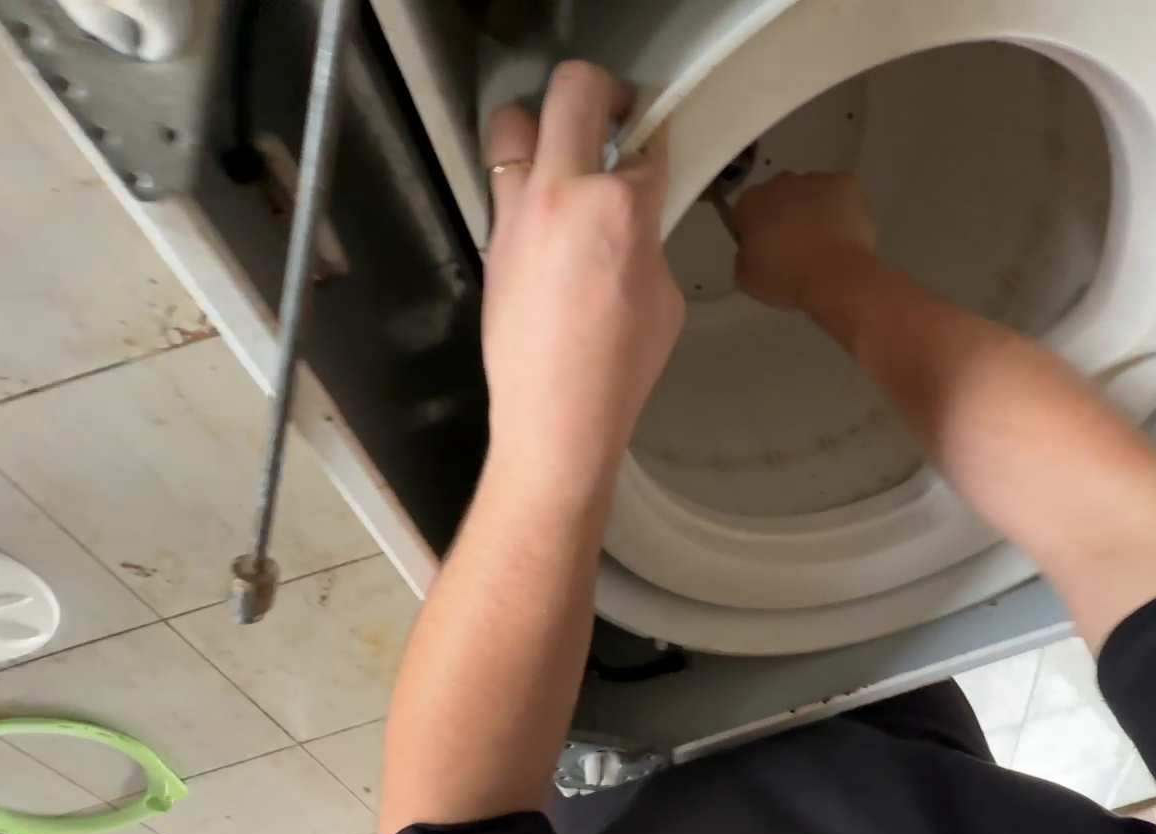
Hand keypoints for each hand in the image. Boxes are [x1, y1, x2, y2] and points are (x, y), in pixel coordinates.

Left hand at [481, 61, 683, 493]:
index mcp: (620, 209)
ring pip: (512, 122)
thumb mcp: (663, 301)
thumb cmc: (618, 372)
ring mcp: (517, 216)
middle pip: (575, 91)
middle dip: (605, 92)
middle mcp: (562, 196)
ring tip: (564, 153)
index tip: (656, 150)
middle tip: (617, 116)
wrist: (556, 420)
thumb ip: (648, 243)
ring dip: (542, 124)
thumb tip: (635, 226)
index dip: (657, 149)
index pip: (646, 151)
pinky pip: (502, 186)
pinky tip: (546, 219)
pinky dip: (525, 184)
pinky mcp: (491, 243)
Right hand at [733, 171, 878, 311]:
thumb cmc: (785, 278)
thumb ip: (743, 255)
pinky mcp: (847, 183)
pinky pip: (838, 195)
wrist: (836, 275)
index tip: (761, 251)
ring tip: (821, 244)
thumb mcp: (746, 278)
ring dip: (810, 211)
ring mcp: (816, 180)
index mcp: (752, 202)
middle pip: (778, 196)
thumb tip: (752, 248)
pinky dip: (838, 210)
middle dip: (782, 215)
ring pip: (809, 193)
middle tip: (791, 247)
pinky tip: (841, 235)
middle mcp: (781, 182)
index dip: (752, 231)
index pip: (745, 211)